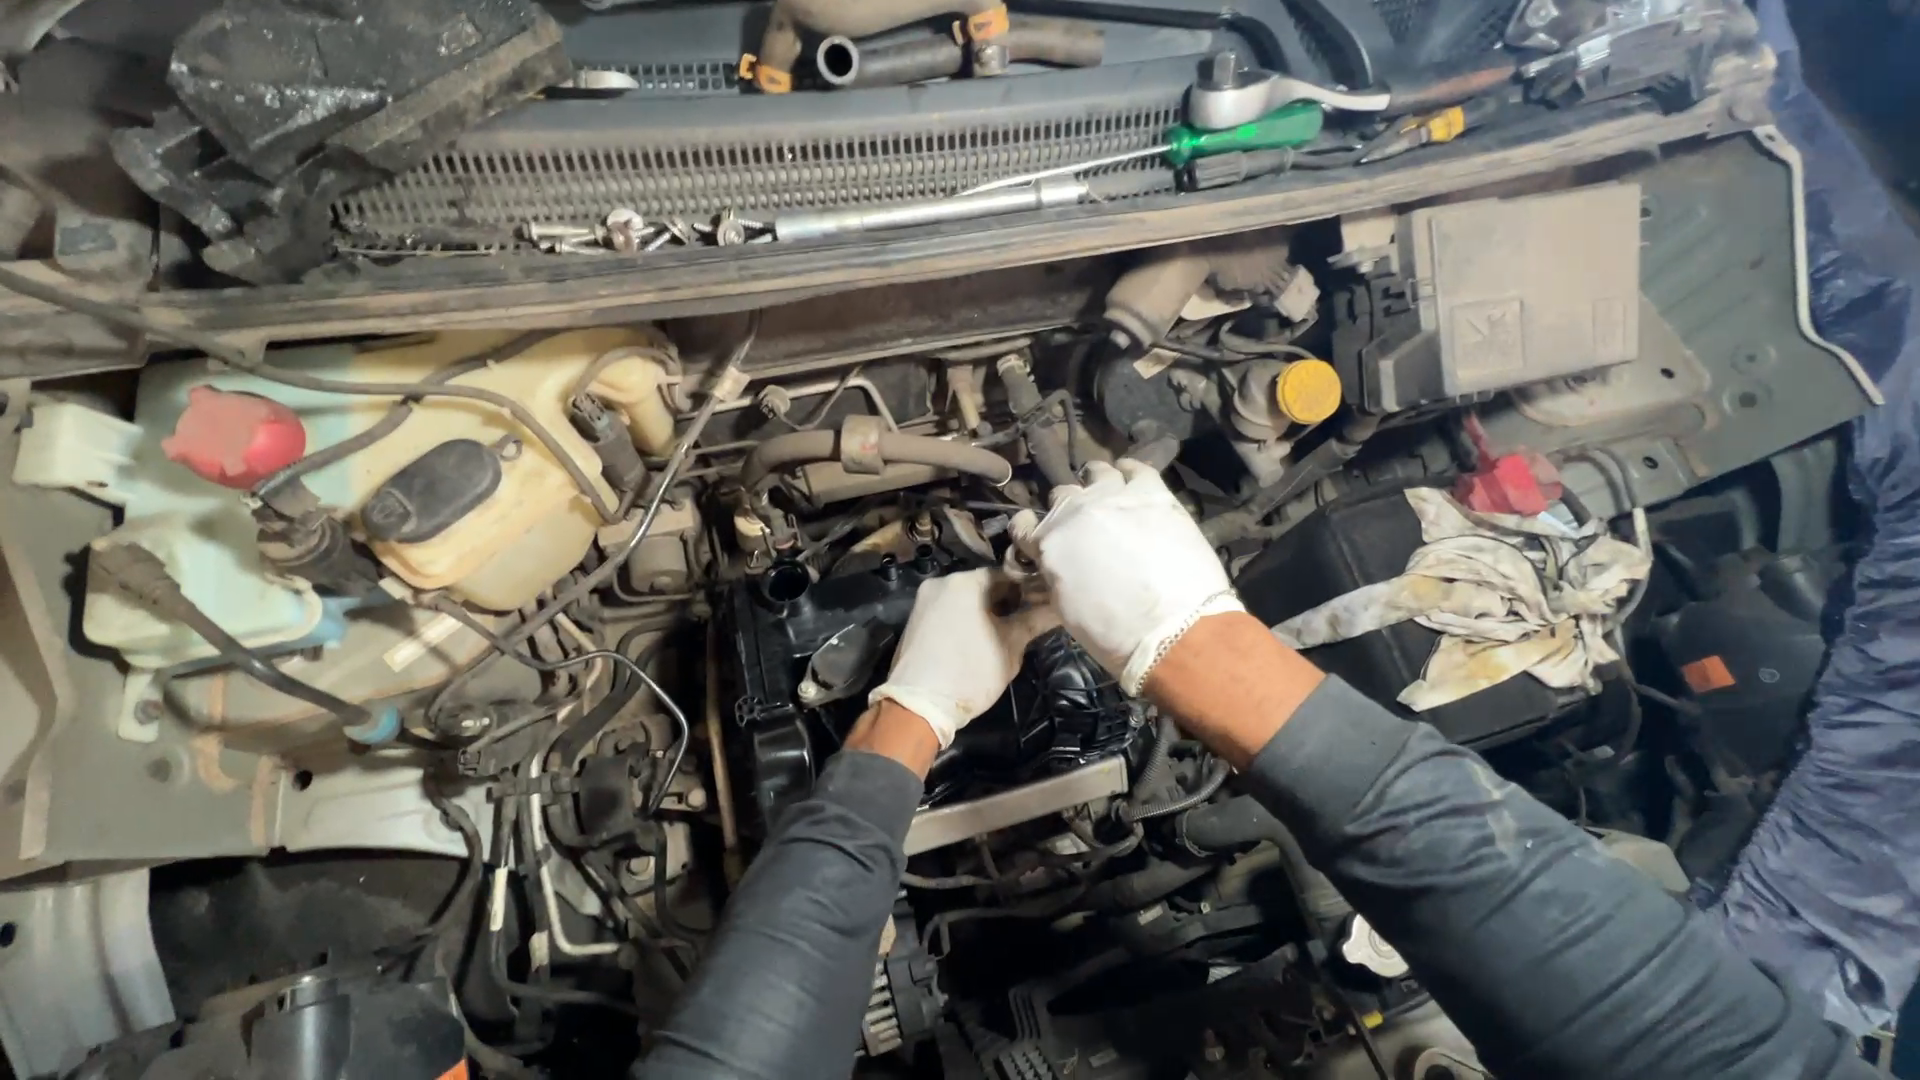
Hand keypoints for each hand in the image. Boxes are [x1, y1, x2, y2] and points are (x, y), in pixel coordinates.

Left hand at [869, 568, 1060, 747]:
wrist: (918, 706)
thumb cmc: (970, 673)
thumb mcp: (1010, 647)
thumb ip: (1034, 621)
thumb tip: (1058, 607)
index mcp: (965, 581)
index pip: (1006, 575)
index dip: (1027, 589)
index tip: (1041, 605)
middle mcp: (940, 582)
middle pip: (982, 585)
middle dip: (1005, 602)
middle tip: (1025, 622)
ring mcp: (923, 601)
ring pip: (963, 598)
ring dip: (984, 611)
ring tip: (1003, 633)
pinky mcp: (914, 620)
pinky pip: (947, 611)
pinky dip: (964, 619)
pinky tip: (976, 640)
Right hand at [1011, 460, 1242, 695]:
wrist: (1173, 629)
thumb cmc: (1113, 631)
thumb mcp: (1064, 606)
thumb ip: (1055, 571)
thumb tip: (1058, 561)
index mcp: (1048, 542)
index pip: (1022, 524)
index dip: (1027, 532)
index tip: (1036, 540)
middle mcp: (1075, 511)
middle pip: (1061, 494)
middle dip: (1065, 509)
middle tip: (1081, 526)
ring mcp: (1114, 496)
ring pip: (1096, 472)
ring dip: (1096, 483)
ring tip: (1105, 495)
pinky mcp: (1152, 493)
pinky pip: (1136, 468)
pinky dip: (1129, 471)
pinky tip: (1130, 478)